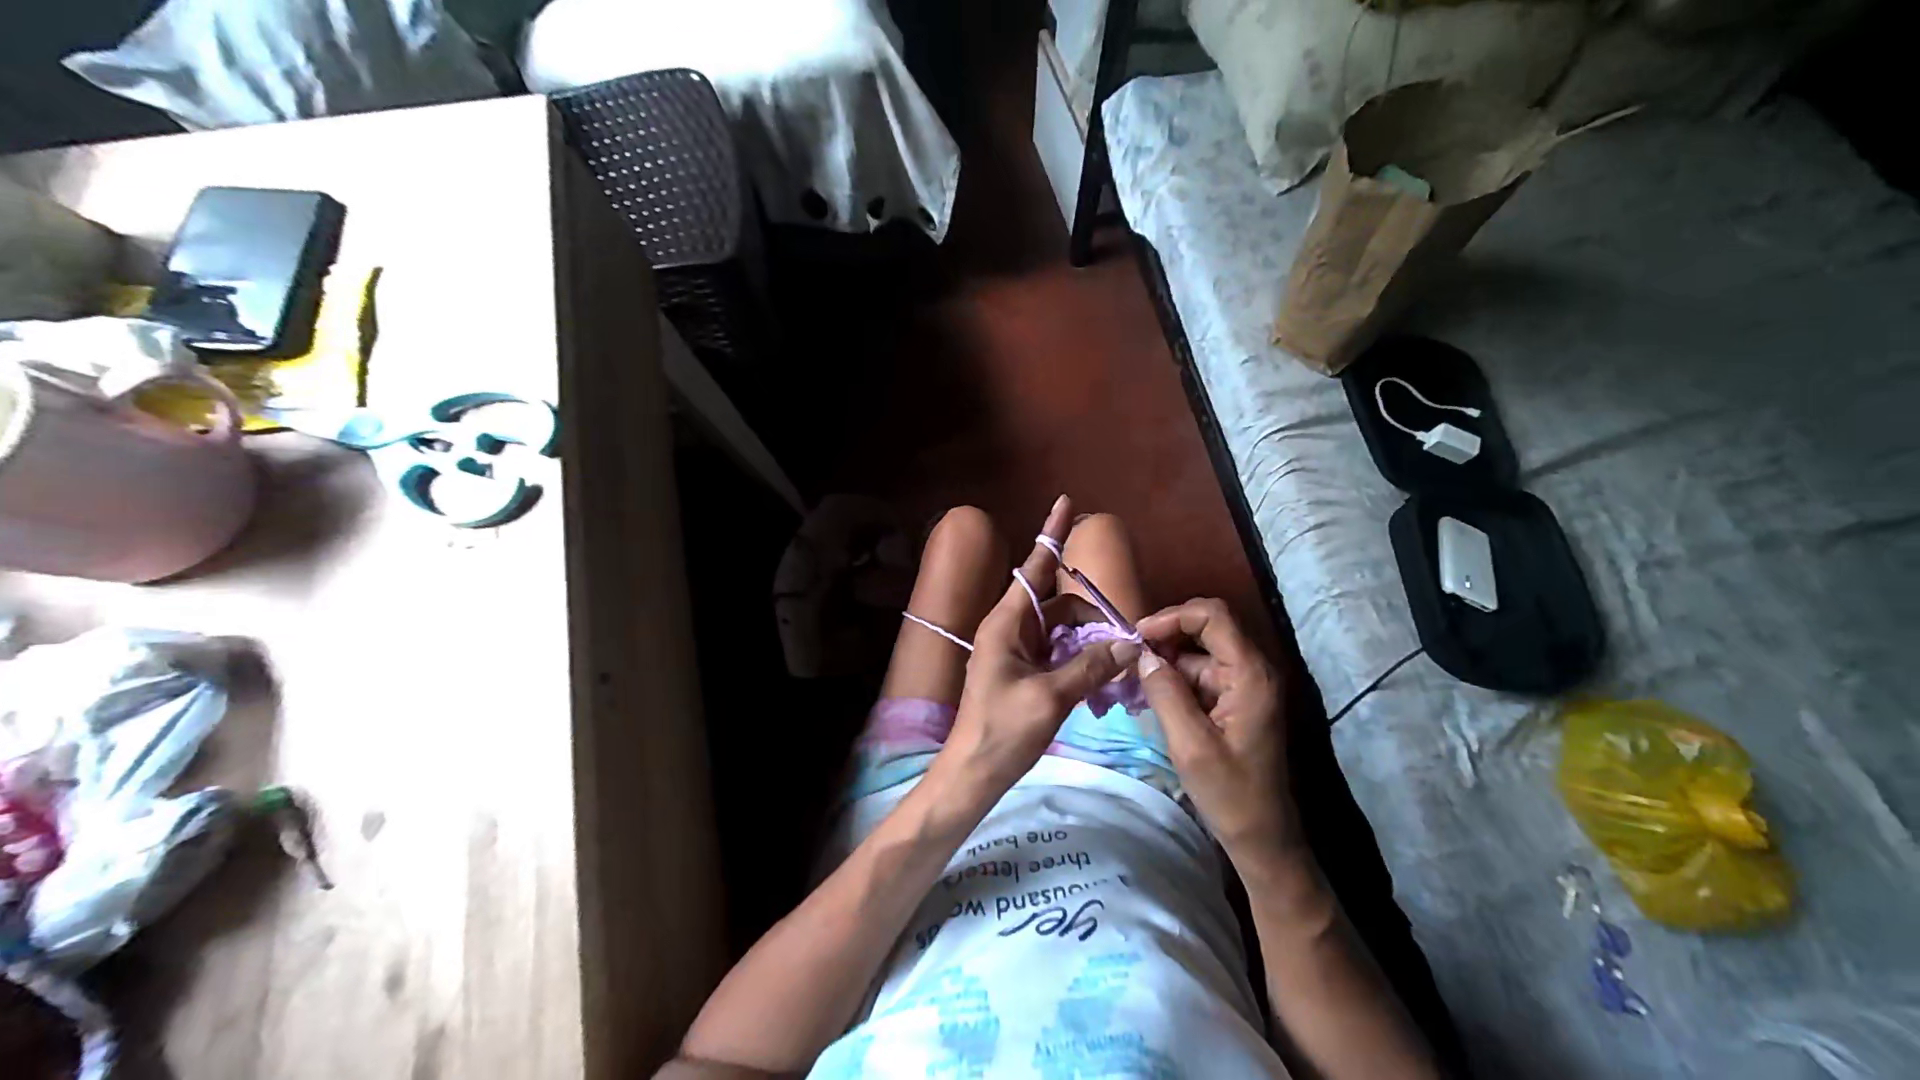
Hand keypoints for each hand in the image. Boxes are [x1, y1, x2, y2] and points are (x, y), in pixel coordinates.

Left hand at [941, 497, 1140, 790]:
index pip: (1032, 568)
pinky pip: (1058, 651)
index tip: (1064, 502)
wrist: (974, 772)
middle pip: (1058, 603)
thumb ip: (1091, 666)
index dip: (1050, 535)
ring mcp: (1016, 651)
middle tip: (1126, 635)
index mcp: (1005, 624)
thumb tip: (1129, 642)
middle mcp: (1009, 629)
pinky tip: (1104, 672)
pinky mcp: (1024, 672)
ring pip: (1061, 629)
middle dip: (1092, 612)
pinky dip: (1081, 657)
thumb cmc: (1002, 731)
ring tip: (1120, 656)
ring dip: (1089, 638)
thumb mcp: (1050, 697)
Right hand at [1135, 598, 1296, 857]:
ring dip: (1166, 660)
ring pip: (1198, 652)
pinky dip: (1174, 679)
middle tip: (1131, 656)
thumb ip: (1164, 692)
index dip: (1172, 616)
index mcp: (1249, 674)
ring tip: (1133, 679)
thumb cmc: (1230, 793)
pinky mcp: (1235, 701)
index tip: (1137, 636)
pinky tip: (1150, 695)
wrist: (1262, 836)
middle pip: (1206, 628)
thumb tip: (1142, 654)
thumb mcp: (1189, 743)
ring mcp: (1245, 686)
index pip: (1212, 615)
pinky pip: (1201, 675)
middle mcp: (1252, 671)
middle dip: (1165, 636)